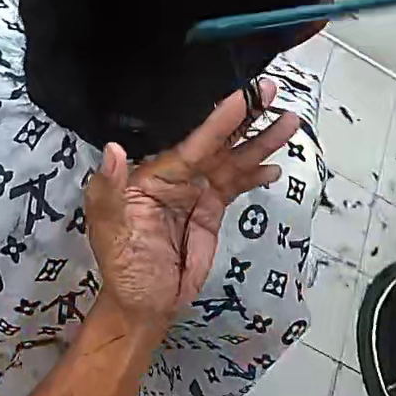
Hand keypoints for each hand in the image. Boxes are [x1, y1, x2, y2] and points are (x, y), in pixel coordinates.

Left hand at [84, 80, 298, 334]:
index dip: (220, 120)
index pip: (193, 142)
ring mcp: (198, 193)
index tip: (243, 97)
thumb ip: (109, 189)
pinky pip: (237, 186)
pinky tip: (274, 168)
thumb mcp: (108, 229)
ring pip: (234, 161)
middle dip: (246, 118)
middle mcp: (178, 177)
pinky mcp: (212, 211)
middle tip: (270, 91)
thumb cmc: (122, 268)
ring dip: (261, 143)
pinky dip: (255, 176)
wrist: (145, 305)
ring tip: (287, 122)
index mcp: (153, 174)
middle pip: (219, 143)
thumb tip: (113, 150)